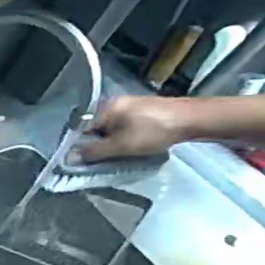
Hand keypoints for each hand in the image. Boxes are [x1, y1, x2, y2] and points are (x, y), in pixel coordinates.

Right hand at [78, 96, 194, 161]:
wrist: (196, 119)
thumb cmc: (155, 131)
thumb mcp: (121, 145)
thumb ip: (93, 152)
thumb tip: (69, 158)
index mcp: (106, 107)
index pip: (83, 129)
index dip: (83, 146)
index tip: (87, 161)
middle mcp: (116, 103)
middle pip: (98, 129)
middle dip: (101, 144)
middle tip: (107, 159)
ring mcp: (133, 105)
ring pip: (114, 128)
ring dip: (115, 142)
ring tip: (123, 154)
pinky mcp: (147, 110)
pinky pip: (127, 126)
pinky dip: (128, 137)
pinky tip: (136, 145)